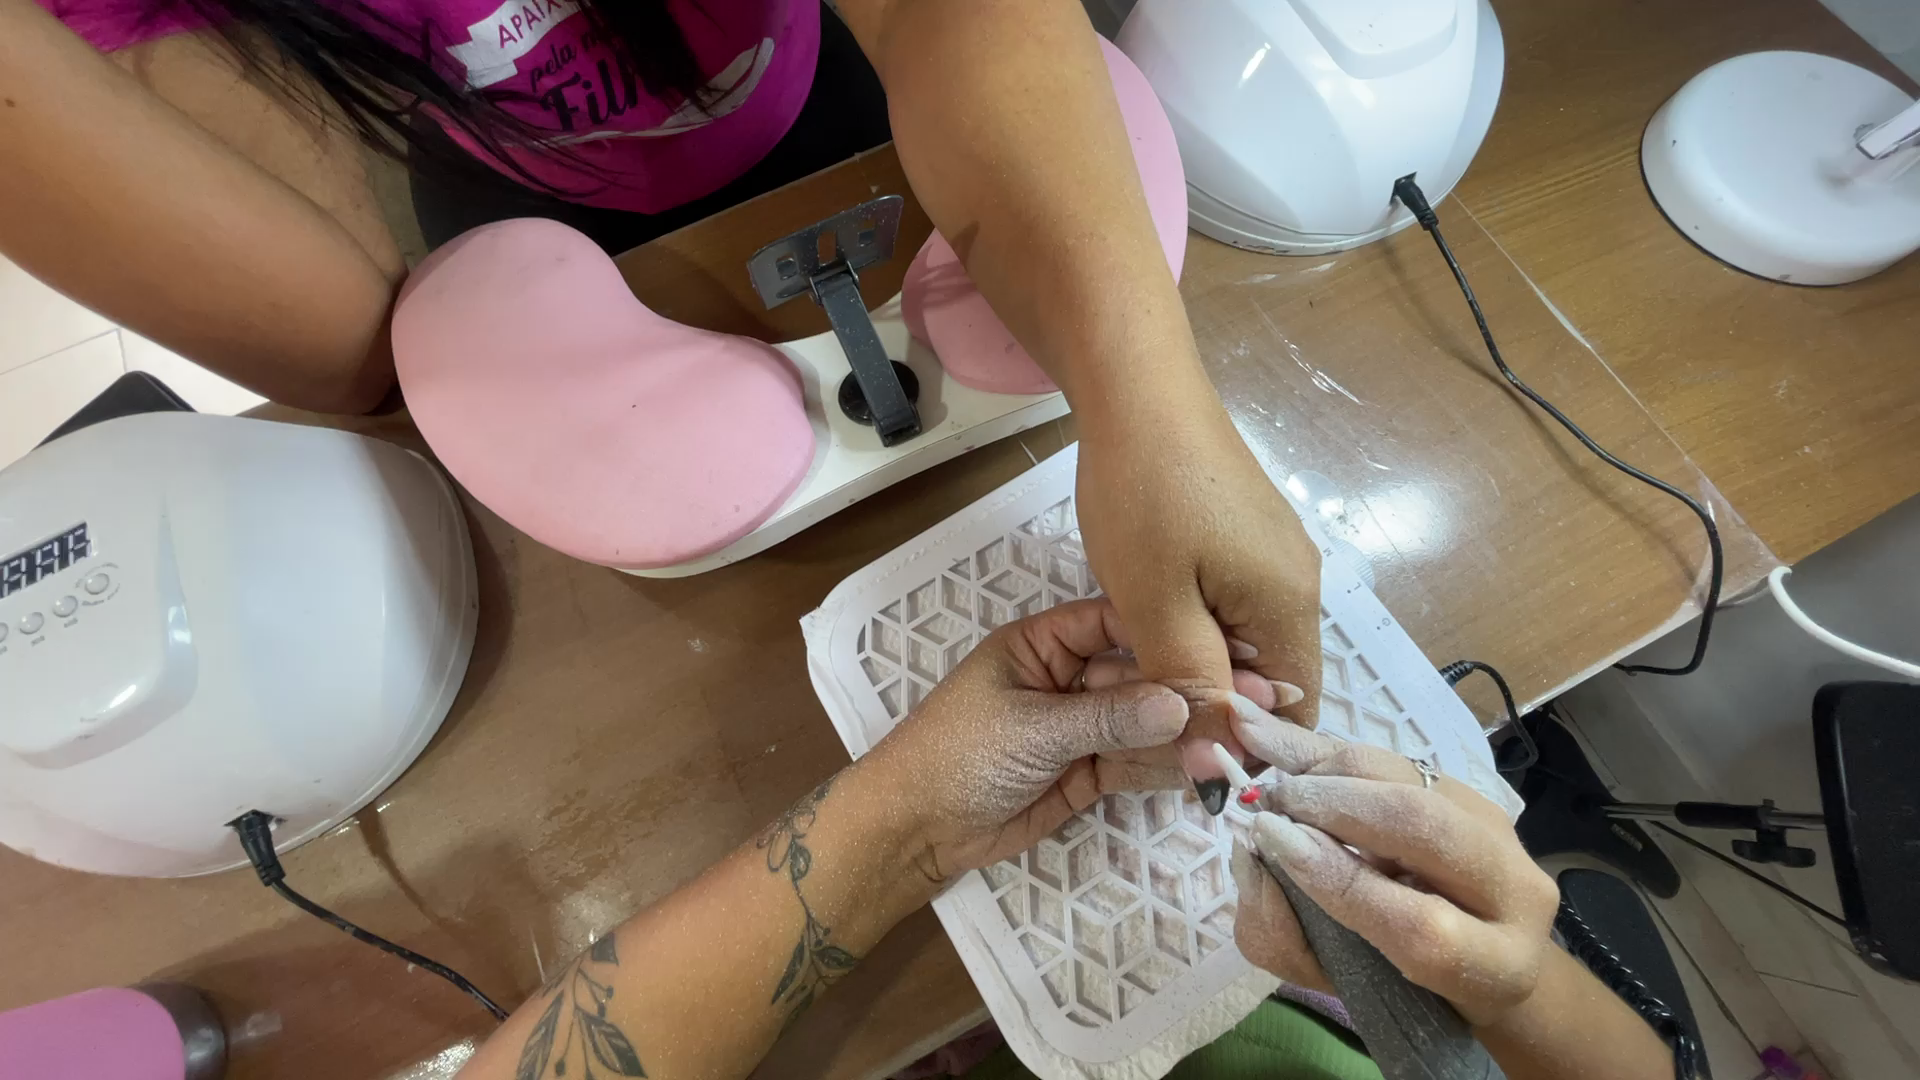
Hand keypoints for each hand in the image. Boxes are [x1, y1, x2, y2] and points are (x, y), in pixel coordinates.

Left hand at [861, 598, 1284, 882]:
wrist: (916, 829)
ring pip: (1144, 721)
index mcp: (1043, 643)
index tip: (1228, 646)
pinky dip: (1165, 765)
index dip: (1170, 633)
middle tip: (1255, 701)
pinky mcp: (1087, 769)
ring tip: (1243, 740)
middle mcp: (1068, 676)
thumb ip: (1109, 717)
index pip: (1117, 623)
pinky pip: (1135, 760)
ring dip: (1186, 732)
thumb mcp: (1032, 727)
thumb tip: (1184, 701)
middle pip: (1140, 674)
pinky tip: (1206, 766)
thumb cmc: (958, 754)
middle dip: (1189, 689)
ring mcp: (1080, 724)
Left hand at [1075, 409, 1322, 809]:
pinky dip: (1191, 624)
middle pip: (1269, 677)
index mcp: (1291, 607)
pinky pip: (1227, 602)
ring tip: (1136, 665)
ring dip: (1195, 662)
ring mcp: (1270, 553)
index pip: (1295, 712)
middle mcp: (1297, 583)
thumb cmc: (1144, 497)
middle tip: (1143, 709)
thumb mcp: (1155, 602)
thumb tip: (1216, 767)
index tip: (1180, 756)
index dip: (1244, 745)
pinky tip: (1147, 618)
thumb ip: (1190, 684)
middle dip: (1212, 703)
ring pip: (1242, 640)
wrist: (1137, 392)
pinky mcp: (1240, 533)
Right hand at [1225, 699, 1560, 1027]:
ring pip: (1400, 774)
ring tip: (1262, 769)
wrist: (1468, 944)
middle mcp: (1508, 889)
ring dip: (1319, 767)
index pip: (1418, 926)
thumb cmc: (1390, 973)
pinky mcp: (1457, 783)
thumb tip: (1250, 855)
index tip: (1269, 838)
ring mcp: (1488, 824)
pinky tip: (1258, 726)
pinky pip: (1377, 753)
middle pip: (1421, 826)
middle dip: (1328, 803)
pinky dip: (1312, 744)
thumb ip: (1282, 935)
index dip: (1336, 878)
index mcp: (1489, 965)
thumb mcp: (1335, 979)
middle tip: (1265, 802)